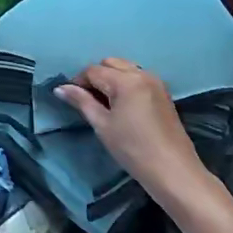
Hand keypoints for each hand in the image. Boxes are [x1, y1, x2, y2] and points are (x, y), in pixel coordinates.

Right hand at [55, 58, 210, 199]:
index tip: (71, 98)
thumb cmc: (133, 148)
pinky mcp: (163, 92)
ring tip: (105, 104)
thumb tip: (60, 88)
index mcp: (126, 80)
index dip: (79, 81)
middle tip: (88, 101)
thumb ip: (82, 102)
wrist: (172, 169)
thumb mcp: (103, 125)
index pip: (94, 70)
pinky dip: (126, 84)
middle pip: (111, 63)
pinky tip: (123, 106)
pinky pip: (138, 78)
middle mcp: (142, 73)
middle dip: (96, 76)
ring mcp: (155, 82)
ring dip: (112, 78)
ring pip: (126, 68)